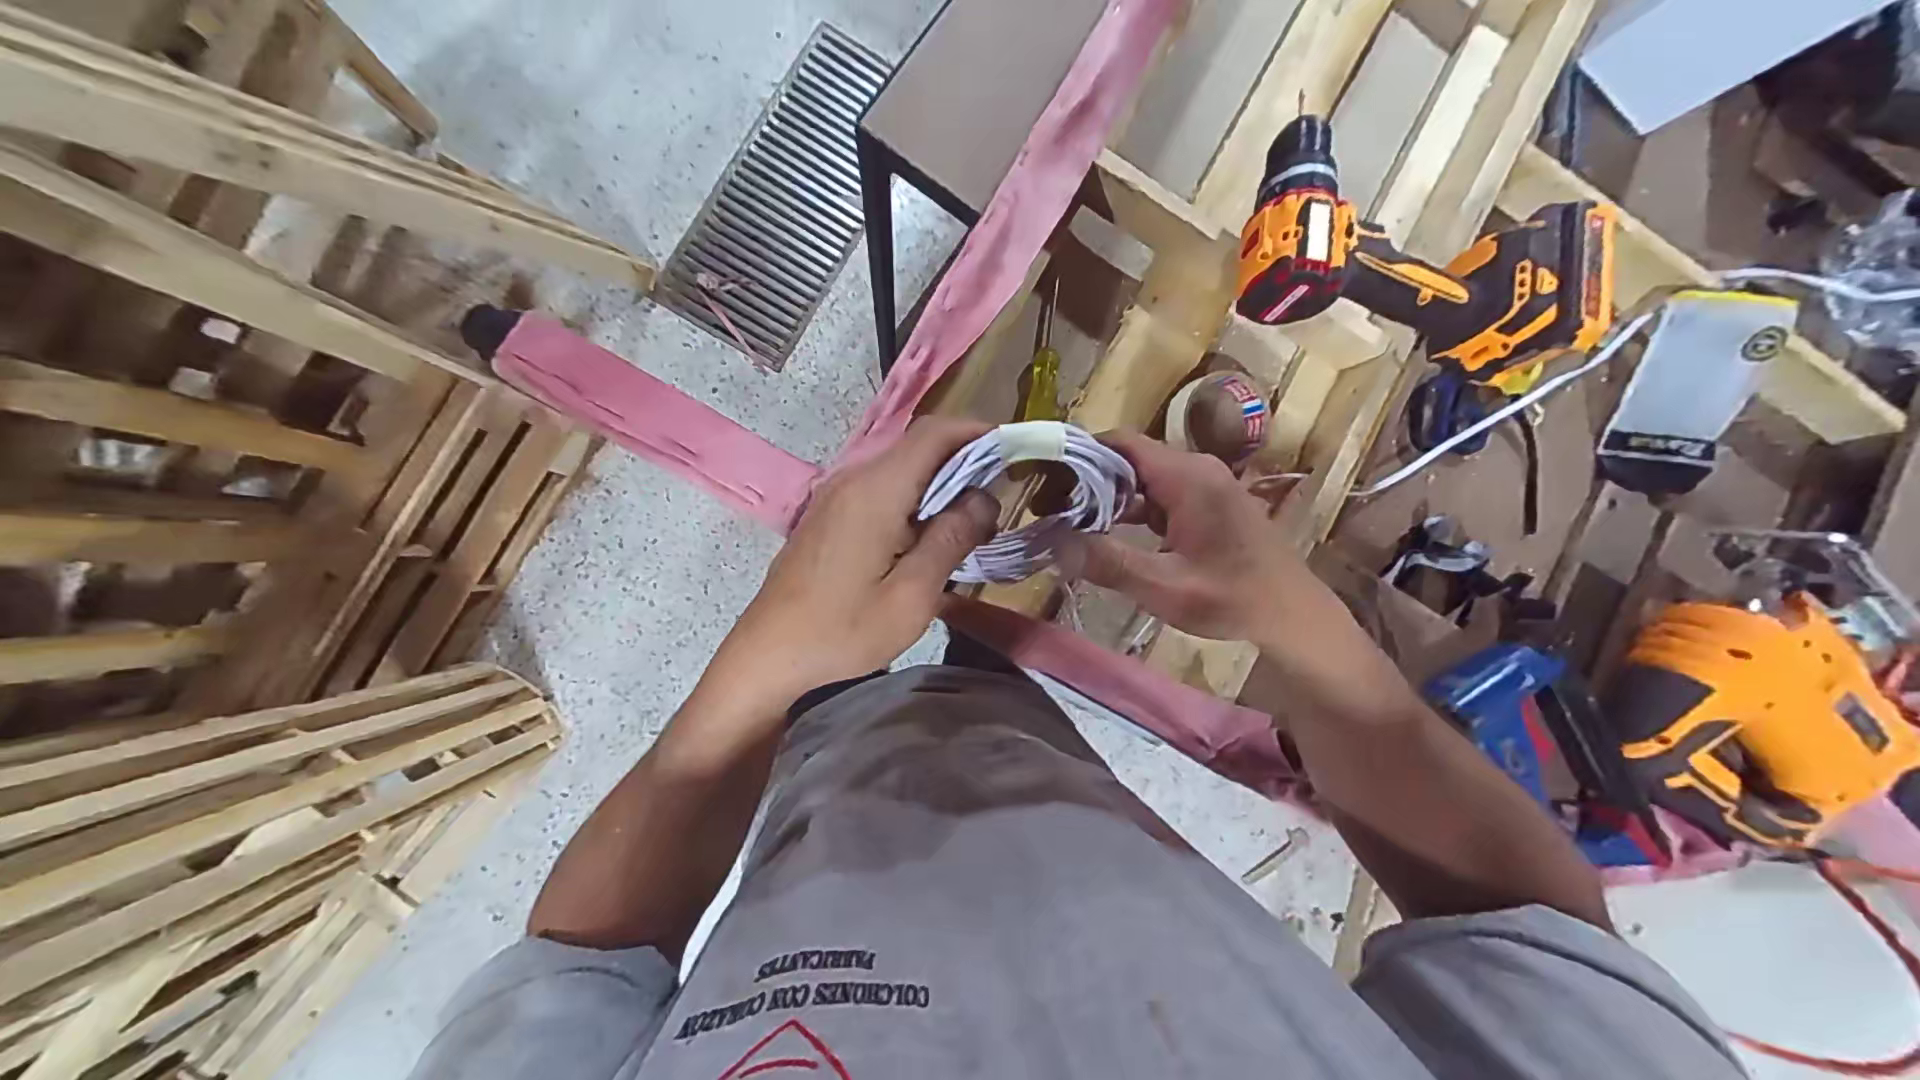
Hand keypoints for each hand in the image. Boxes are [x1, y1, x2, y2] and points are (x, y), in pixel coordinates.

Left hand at [711, 417, 999, 706]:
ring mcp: (835, 498)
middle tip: (1000, 500)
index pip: (933, 433)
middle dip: (964, 462)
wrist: (766, 660)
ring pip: (900, 471)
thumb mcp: (912, 595)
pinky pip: (881, 492)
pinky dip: (914, 502)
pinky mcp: (828, 519)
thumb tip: (984, 496)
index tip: (1013, 450)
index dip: (977, 431)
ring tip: (972, 524)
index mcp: (875, 491)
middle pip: (918, 448)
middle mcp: (853, 481)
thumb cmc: (841, 634)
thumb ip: (951, 538)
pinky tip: (928, 540)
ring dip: (940, 486)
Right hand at [1057, 431, 1340, 646]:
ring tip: (1072, 521)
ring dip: (1109, 497)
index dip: (1080, 456)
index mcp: (1188, 477)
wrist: (1292, 616)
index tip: (1046, 480)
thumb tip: (1055, 544)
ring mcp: (1206, 485)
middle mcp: (1197, 469)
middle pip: (1130, 458)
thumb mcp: (1165, 587)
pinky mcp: (1210, 503)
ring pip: (1144, 477)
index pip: (1121, 443)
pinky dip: (1132, 508)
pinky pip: (1161, 493)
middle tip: (1051, 507)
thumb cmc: (1232, 598)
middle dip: (1089, 480)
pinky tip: (1111, 534)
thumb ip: (1109, 563)